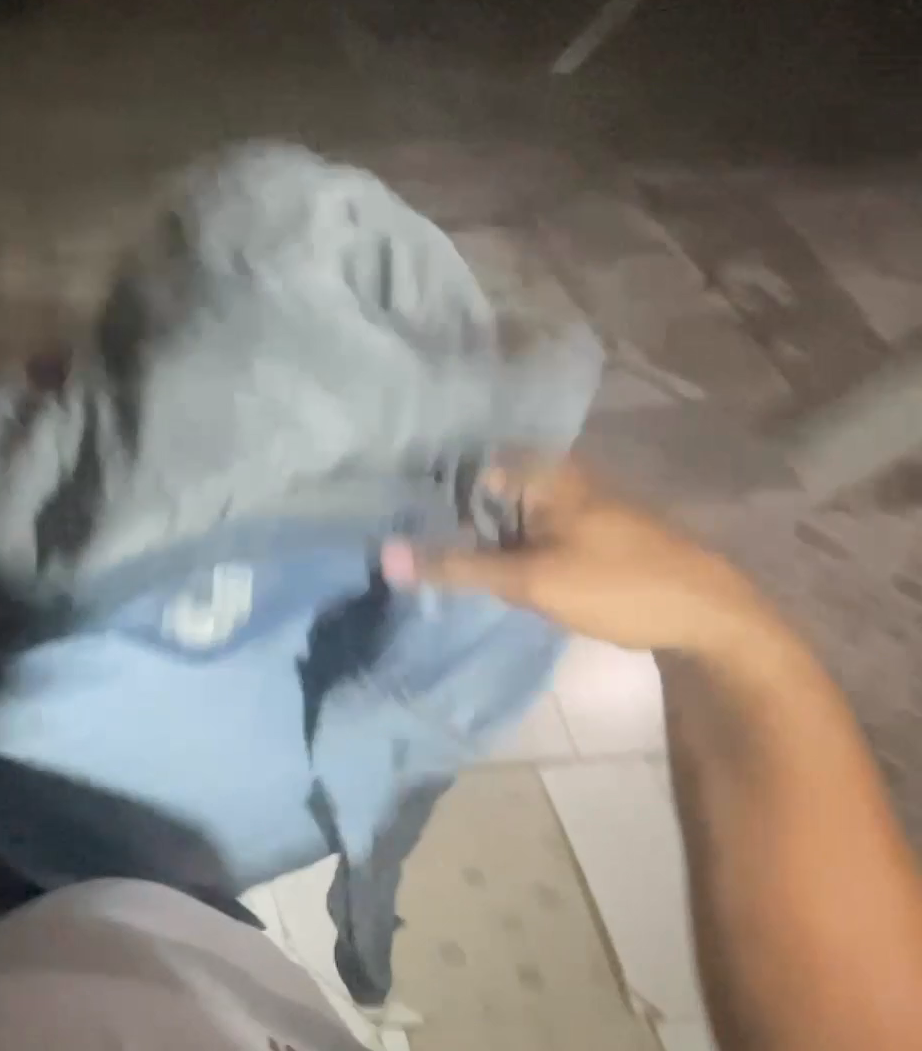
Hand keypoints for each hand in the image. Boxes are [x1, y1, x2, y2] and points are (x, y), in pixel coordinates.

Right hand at [381, 464, 775, 653]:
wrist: (715, 626)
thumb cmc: (621, 587)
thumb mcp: (529, 579)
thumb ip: (454, 566)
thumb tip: (383, 555)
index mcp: (547, 474)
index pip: (464, 463)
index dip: (418, 480)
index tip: (373, 499)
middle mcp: (555, 482)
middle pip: (477, 489)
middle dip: (433, 509)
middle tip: (379, 528)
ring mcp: (566, 511)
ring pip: (494, 514)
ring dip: (458, 532)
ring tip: (405, 546)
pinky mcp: (574, 539)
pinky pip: (513, 533)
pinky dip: (486, 546)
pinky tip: (458, 565)